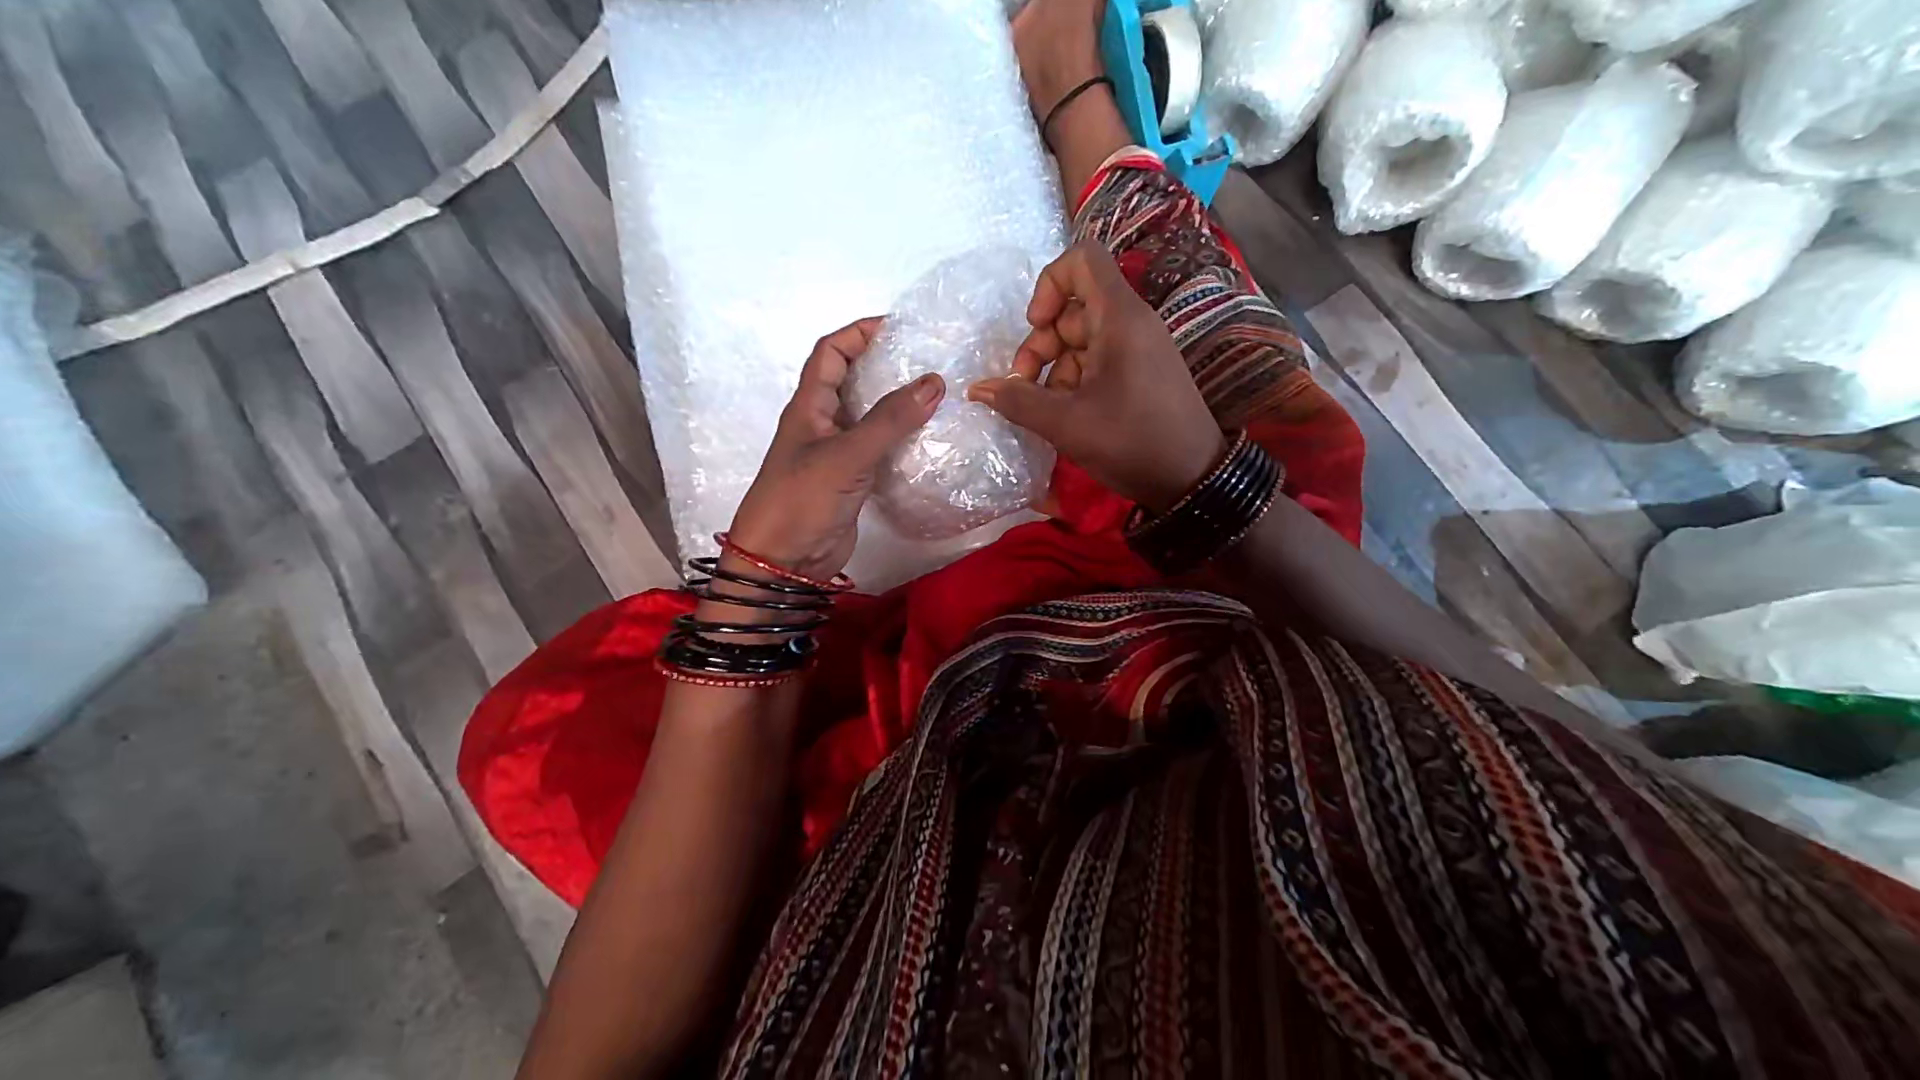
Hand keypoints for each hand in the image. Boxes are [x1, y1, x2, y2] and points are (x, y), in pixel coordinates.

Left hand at [727, 318, 943, 584]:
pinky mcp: (853, 481)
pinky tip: (931, 439)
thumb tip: (934, 380)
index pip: (831, 352)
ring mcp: (838, 454)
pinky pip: (880, 449)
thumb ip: (890, 419)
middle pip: (853, 380)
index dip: (859, 332)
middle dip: (886, 365)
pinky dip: (902, 440)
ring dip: (898, 404)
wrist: (783, 562)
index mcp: (809, 406)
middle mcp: (823, 423)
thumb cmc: (802, 500)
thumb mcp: (846, 455)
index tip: (900, 327)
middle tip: (930, 360)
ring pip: (870, 416)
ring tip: (939, 395)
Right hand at [967, 241, 1224, 512]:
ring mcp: (1137, 349)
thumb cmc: (1132, 442)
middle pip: (1073, 308)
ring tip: (1043, 409)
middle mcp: (1130, 324)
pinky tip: (1063, 415)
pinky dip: (1073, 381)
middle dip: (1041, 343)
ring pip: (1081, 339)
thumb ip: (1019, 401)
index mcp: (1120, 318)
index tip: (1035, 326)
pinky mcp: (1139, 374)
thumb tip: (977, 389)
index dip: (1049, 284)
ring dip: (1053, 368)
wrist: (1193, 479)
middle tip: (1025, 386)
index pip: (1082, 260)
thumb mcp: (1068, 424)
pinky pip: (1096, 361)